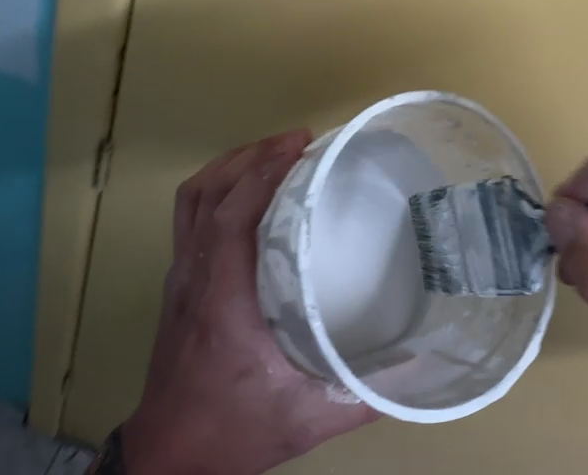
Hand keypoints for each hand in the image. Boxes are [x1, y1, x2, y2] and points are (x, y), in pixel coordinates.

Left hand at [118, 130, 379, 474]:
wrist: (170, 451)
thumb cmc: (234, 428)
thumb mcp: (306, 417)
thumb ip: (362, 392)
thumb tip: (417, 365)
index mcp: (224, 297)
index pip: (231, 215)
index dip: (262, 171)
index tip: (299, 145)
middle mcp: (195, 275)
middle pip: (209, 193)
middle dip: (252, 156)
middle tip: (297, 142)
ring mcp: (181, 274)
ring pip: (193, 198)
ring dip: (230, 165)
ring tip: (271, 152)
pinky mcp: (178, 280)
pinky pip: (189, 214)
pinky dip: (216, 186)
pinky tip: (246, 188)